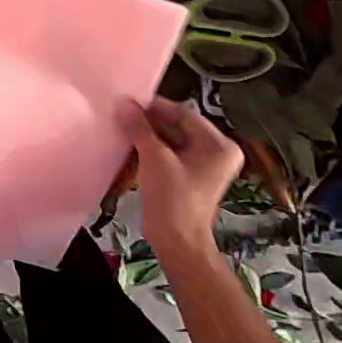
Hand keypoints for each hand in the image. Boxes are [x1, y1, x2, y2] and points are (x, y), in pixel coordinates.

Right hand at [120, 97, 241, 260]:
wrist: (176, 242)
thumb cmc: (172, 199)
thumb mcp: (155, 159)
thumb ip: (139, 128)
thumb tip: (122, 103)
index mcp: (219, 145)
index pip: (184, 114)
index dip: (155, 106)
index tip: (129, 99)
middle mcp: (216, 151)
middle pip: (178, 126)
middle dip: (149, 121)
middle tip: (122, 111)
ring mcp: (202, 165)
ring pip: (171, 139)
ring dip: (147, 134)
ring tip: (122, 124)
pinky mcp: (188, 176)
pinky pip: (169, 154)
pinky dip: (150, 148)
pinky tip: (129, 142)